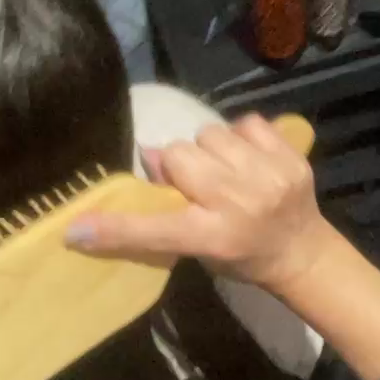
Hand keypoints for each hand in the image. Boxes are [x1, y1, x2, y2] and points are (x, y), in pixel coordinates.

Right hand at [66, 114, 343, 296]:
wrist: (303, 251)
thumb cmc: (242, 257)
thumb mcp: (201, 249)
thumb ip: (172, 211)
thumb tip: (151, 156)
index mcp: (213, 238)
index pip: (153, 229)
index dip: (113, 229)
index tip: (75, 229)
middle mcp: (239, 204)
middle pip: (179, 155)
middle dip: (178, 165)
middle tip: (194, 183)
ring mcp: (269, 176)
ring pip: (209, 134)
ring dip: (208, 150)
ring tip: (224, 171)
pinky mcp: (290, 157)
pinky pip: (244, 123)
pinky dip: (240, 138)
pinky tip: (247, 159)